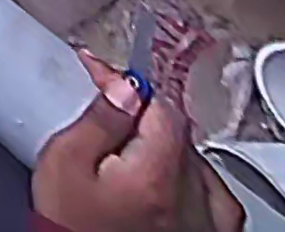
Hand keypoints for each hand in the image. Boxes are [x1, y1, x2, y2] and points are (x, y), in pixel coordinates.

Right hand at [32, 52, 242, 231]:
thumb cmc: (69, 217)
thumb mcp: (66, 157)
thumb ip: (99, 120)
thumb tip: (125, 87)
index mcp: (155, 178)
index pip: (162, 110)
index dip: (130, 82)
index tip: (101, 69)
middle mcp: (194, 204)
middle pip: (180, 133)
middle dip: (142, 109)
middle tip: (106, 96)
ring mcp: (209, 226)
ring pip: (198, 160)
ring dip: (164, 138)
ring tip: (129, 137)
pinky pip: (217, 195)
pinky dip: (192, 172)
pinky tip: (168, 170)